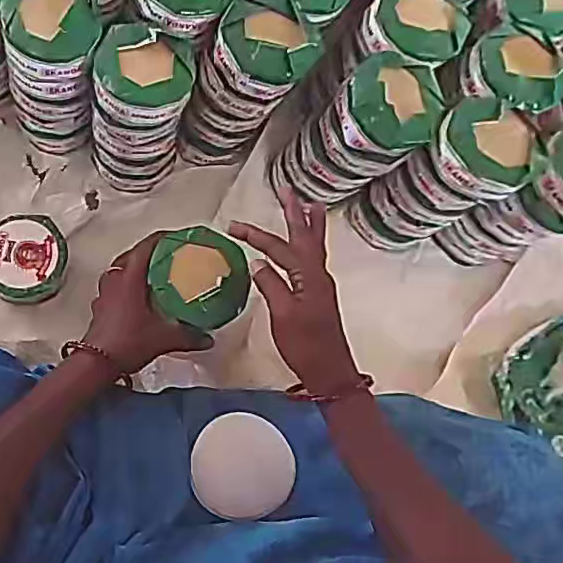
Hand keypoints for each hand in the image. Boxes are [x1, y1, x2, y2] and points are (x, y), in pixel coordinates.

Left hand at [81, 231, 213, 372]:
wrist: (97, 363)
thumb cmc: (126, 343)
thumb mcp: (164, 338)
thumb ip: (189, 336)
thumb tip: (207, 337)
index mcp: (130, 278)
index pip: (146, 246)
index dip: (163, 238)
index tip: (178, 237)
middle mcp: (114, 280)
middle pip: (133, 254)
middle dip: (151, 251)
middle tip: (170, 254)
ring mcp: (105, 292)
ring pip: (121, 269)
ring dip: (136, 266)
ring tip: (155, 273)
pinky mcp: (101, 306)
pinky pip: (115, 285)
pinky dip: (127, 284)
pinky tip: (138, 296)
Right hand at [230, 189, 362, 394]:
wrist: (330, 370)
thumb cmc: (305, 345)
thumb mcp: (283, 314)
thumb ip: (271, 285)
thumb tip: (258, 263)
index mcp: (308, 276)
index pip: (279, 248)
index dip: (256, 236)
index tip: (233, 227)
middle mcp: (318, 274)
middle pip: (305, 237)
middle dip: (294, 213)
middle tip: (287, 191)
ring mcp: (321, 284)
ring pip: (314, 246)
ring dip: (309, 224)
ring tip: (309, 204)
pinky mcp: (319, 294)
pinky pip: (314, 259)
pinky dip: (310, 244)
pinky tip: (305, 245)